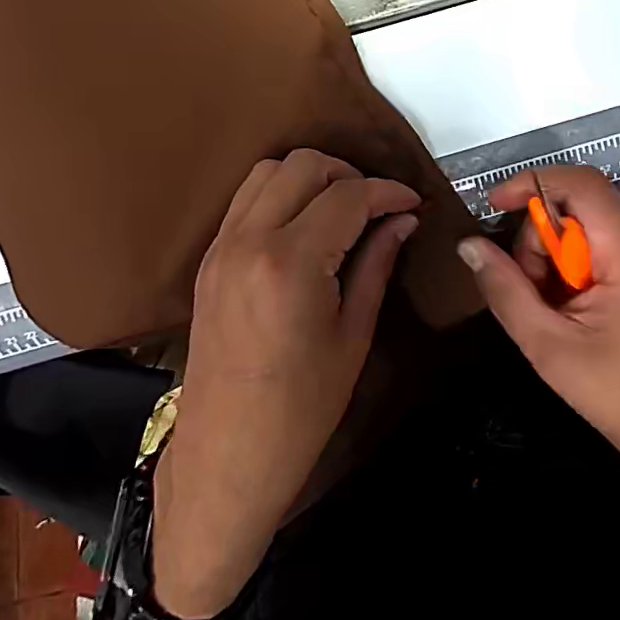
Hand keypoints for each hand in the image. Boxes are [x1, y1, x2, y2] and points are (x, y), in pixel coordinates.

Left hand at [152, 149, 418, 619]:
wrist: (226, 454)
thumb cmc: (301, 408)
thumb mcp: (354, 335)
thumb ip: (377, 264)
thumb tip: (402, 221)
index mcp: (291, 262)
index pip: (347, 195)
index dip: (387, 191)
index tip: (411, 202)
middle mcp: (249, 240)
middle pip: (302, 165)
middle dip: (348, 173)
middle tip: (376, 205)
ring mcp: (220, 247)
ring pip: (266, 171)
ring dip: (309, 177)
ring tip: (340, 209)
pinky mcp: (207, 259)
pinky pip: (244, 200)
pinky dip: (279, 194)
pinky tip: (304, 225)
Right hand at [455, 165, 619, 530]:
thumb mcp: (551, 350)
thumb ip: (506, 291)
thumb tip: (470, 245)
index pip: (582, 184)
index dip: (532, 183)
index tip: (495, 207)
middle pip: (584, 208)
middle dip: (545, 242)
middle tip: (534, 293)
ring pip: (599, 227)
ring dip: (565, 258)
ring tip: (565, 312)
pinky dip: (591, 266)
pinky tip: (591, 312)